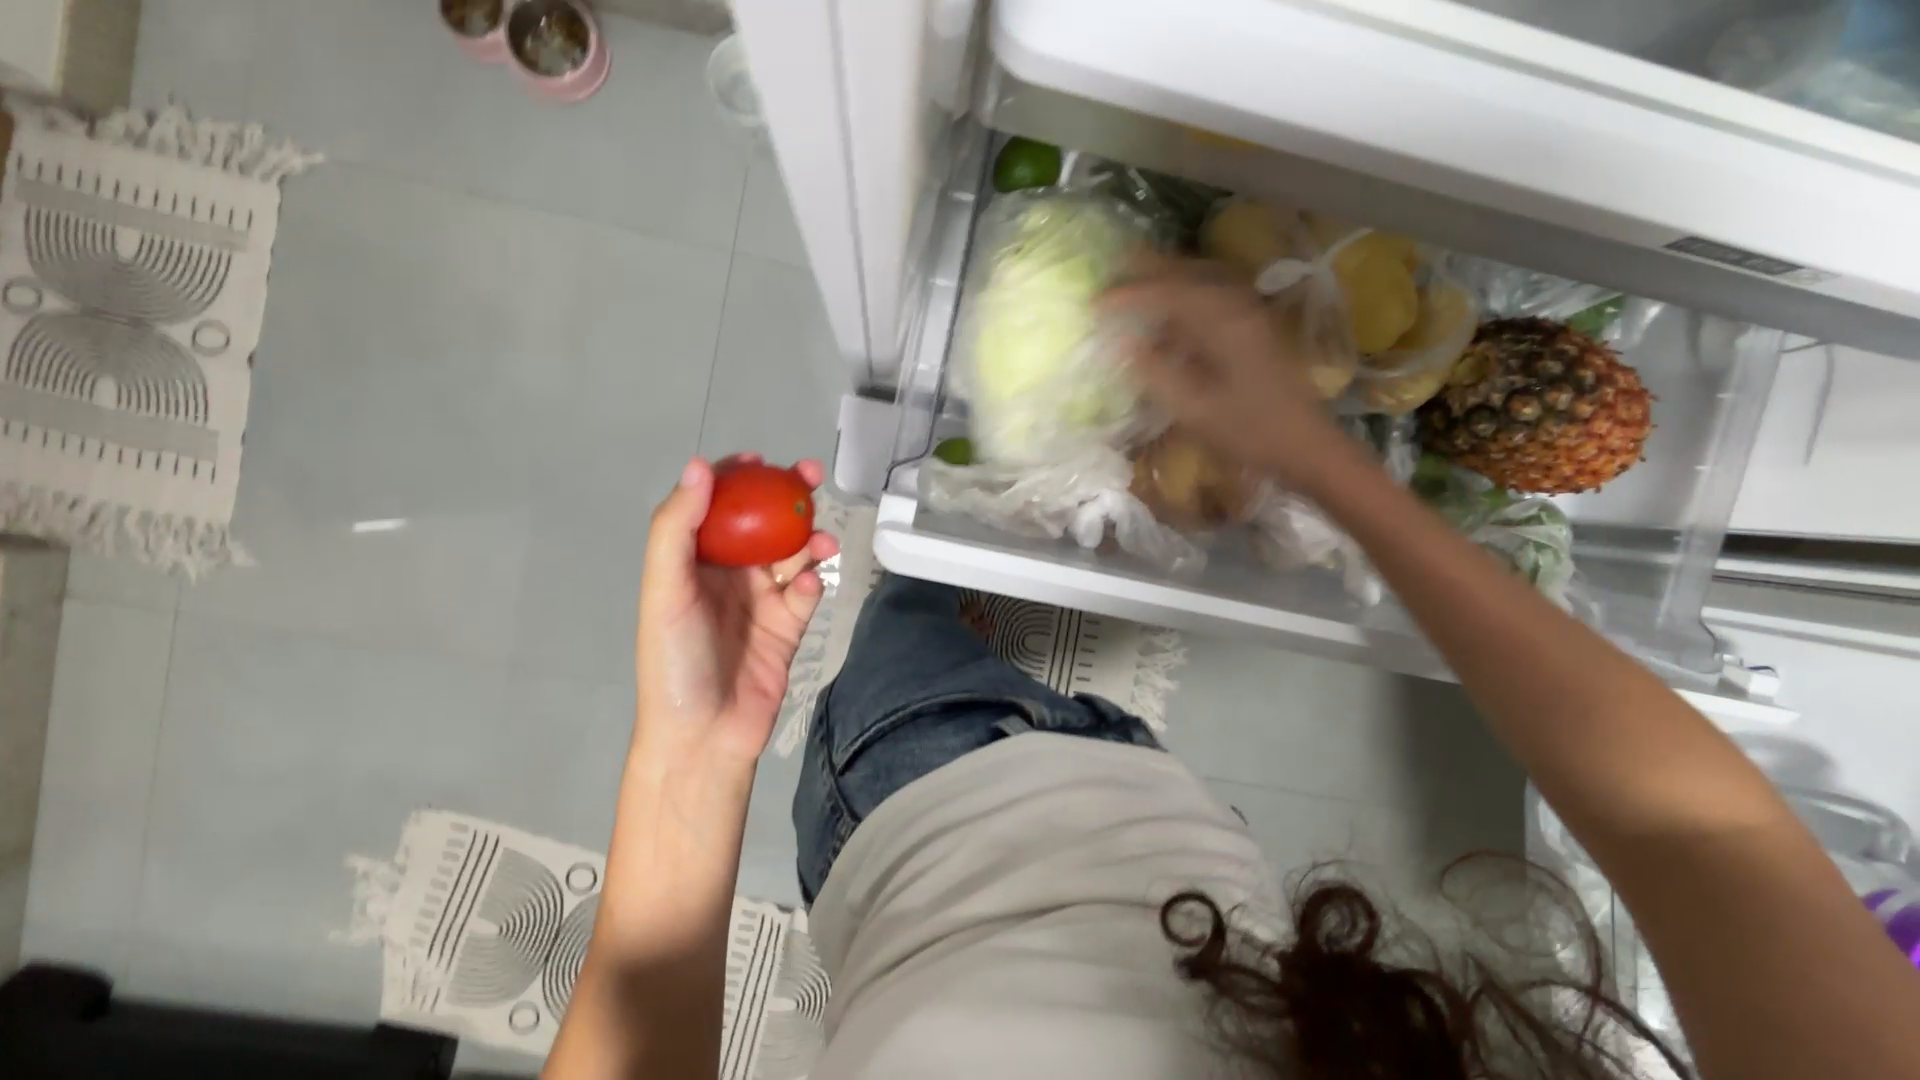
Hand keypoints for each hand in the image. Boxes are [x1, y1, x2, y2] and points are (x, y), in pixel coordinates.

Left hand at [635, 455, 838, 769]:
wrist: (703, 735)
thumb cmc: (674, 660)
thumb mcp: (665, 591)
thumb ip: (677, 528)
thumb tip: (699, 466)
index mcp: (693, 562)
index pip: (716, 506)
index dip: (735, 478)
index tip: (761, 460)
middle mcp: (728, 574)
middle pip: (762, 522)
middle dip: (787, 497)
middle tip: (810, 478)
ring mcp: (761, 600)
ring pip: (792, 553)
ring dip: (808, 538)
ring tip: (821, 539)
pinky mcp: (789, 626)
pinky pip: (807, 593)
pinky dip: (813, 582)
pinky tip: (810, 585)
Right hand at [1102, 253, 1353, 495]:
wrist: (1308, 446)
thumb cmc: (1250, 432)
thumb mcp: (1195, 410)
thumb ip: (1156, 373)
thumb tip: (1122, 345)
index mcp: (1223, 323)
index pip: (1168, 292)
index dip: (1129, 293)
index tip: (1096, 302)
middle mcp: (1239, 307)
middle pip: (1189, 273)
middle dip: (1149, 270)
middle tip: (1113, 270)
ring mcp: (1251, 315)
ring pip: (1204, 280)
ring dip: (1169, 277)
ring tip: (1137, 281)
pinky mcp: (1255, 329)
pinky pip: (1215, 297)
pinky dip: (1188, 294)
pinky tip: (1172, 312)